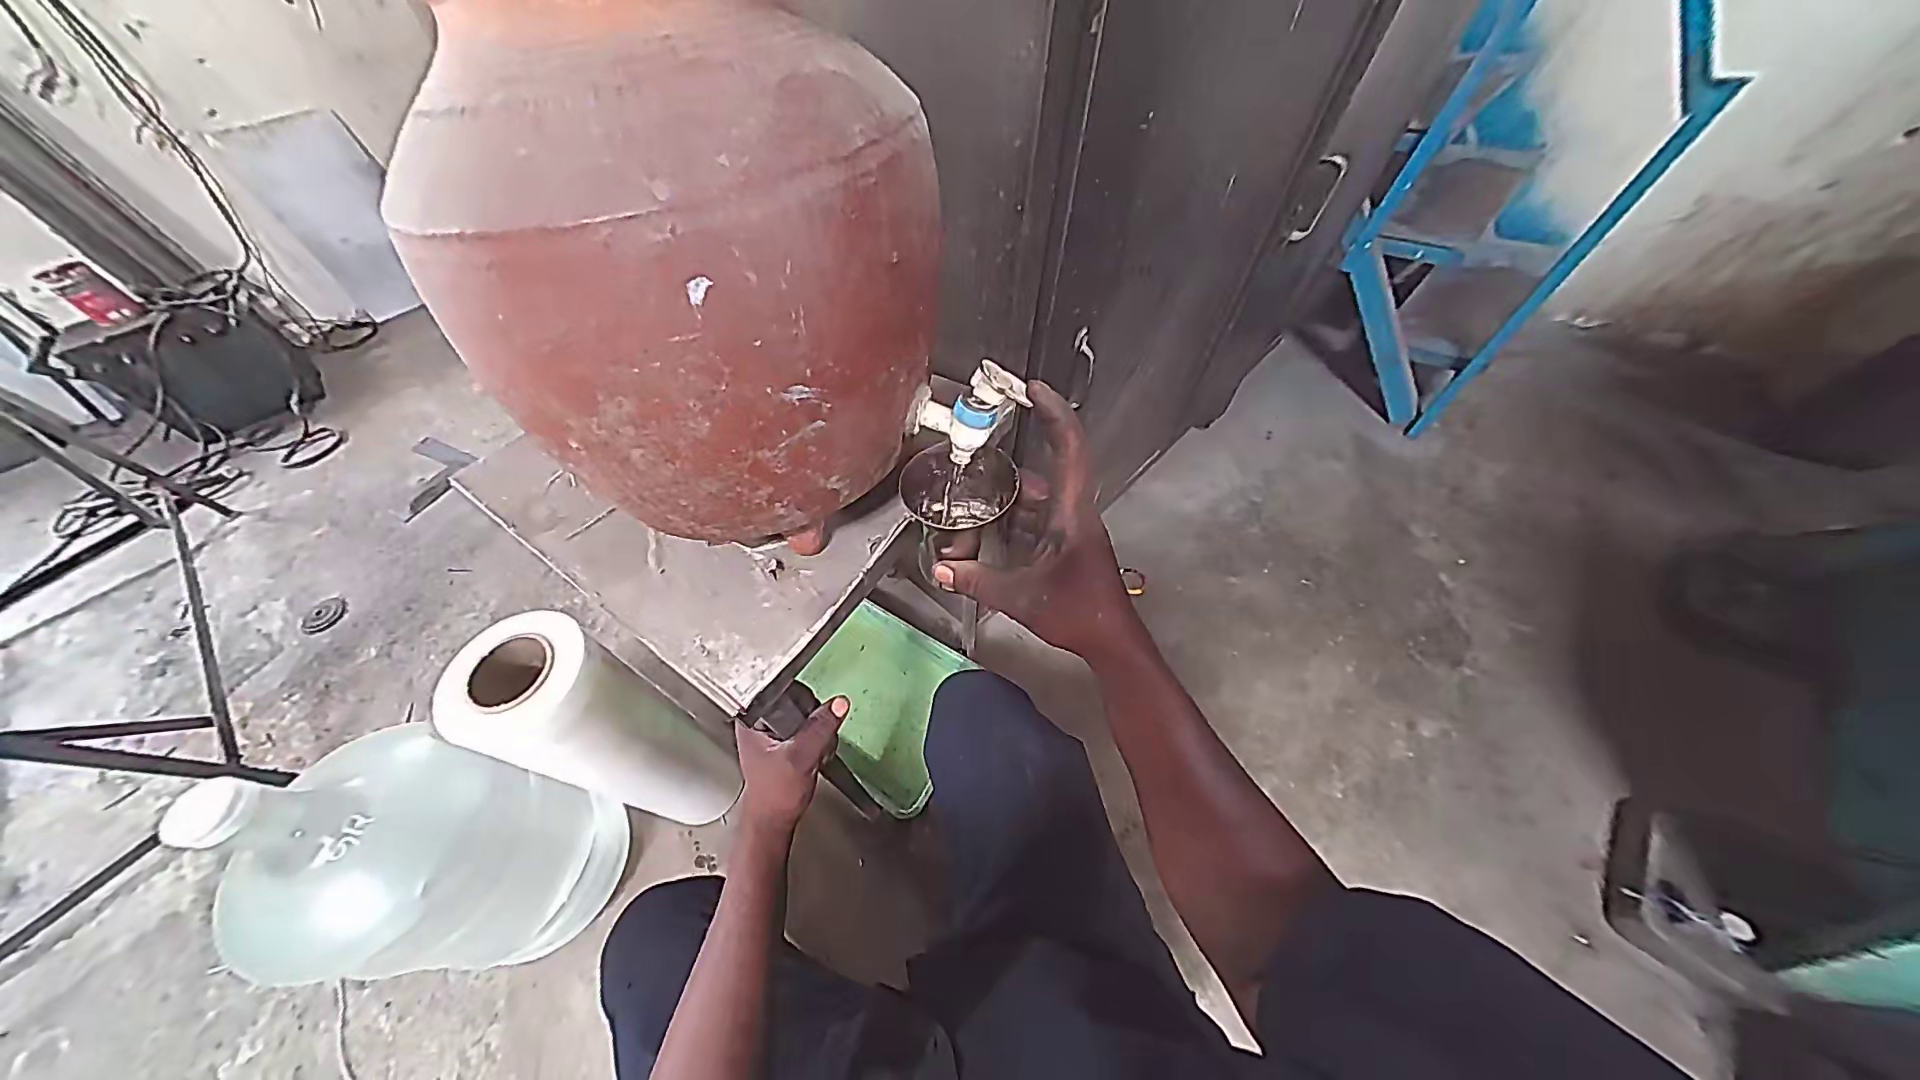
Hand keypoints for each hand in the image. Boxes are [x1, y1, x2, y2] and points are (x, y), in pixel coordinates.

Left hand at [733, 696, 847, 838]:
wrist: (775, 823)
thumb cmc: (776, 794)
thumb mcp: (801, 757)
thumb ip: (819, 728)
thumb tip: (838, 703)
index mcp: (752, 718)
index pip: (780, 688)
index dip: (801, 698)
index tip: (811, 713)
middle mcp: (760, 720)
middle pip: (797, 699)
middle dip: (814, 718)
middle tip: (814, 739)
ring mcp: (774, 731)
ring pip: (807, 714)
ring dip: (819, 730)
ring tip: (815, 751)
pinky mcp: (787, 741)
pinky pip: (810, 727)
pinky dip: (819, 738)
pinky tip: (817, 754)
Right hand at [932, 380, 1137, 658]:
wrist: (1110, 640)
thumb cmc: (1080, 614)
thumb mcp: (1021, 598)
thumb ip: (978, 582)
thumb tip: (943, 571)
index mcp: (1072, 515)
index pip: (1070, 449)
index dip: (1054, 414)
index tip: (1035, 390)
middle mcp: (1074, 515)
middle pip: (1048, 469)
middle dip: (1015, 457)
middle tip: (983, 448)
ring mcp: (1072, 530)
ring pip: (1040, 498)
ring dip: (1011, 494)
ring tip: (977, 493)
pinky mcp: (1067, 545)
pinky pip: (1038, 519)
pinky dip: (1015, 518)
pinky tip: (990, 527)